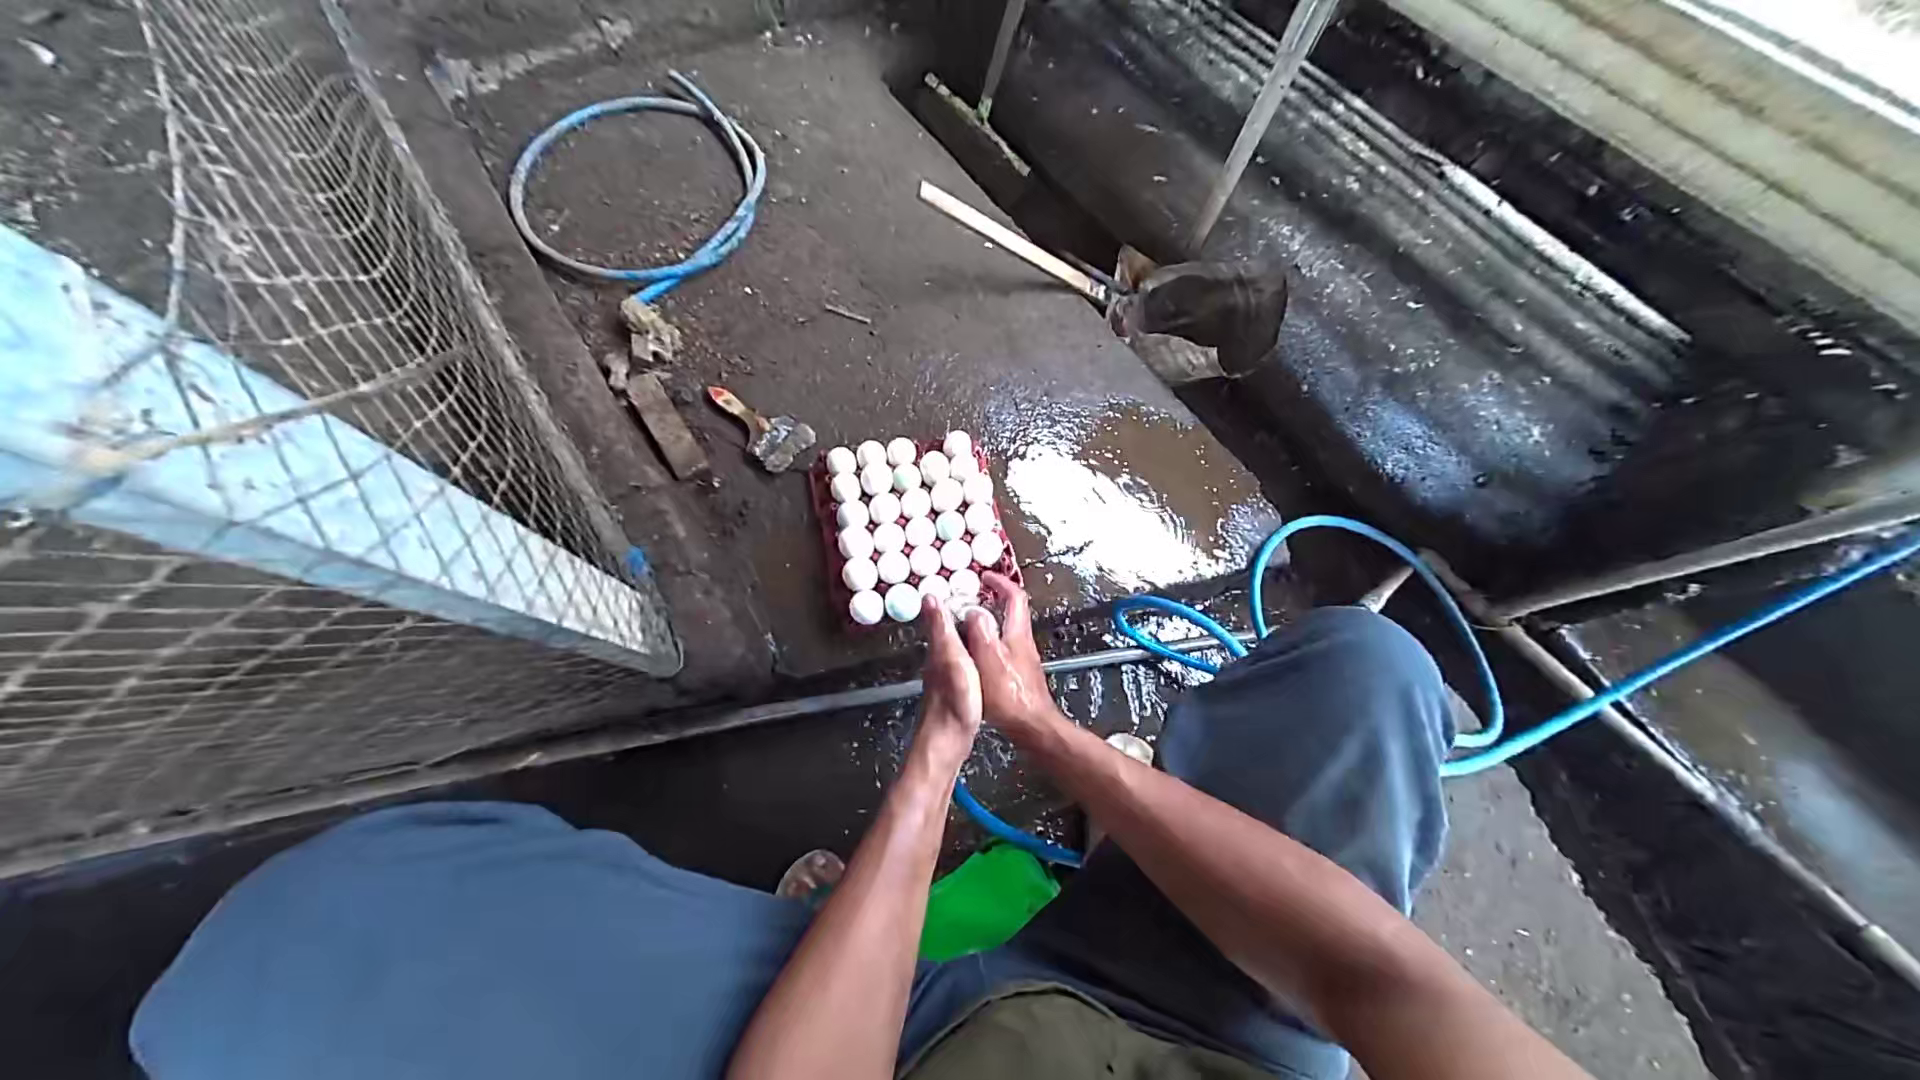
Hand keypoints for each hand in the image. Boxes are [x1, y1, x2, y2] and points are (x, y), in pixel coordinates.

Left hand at [914, 594, 982, 771]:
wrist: (949, 742)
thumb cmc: (955, 700)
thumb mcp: (951, 658)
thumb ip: (941, 629)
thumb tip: (929, 595)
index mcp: (938, 650)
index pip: (941, 617)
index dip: (952, 602)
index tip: (966, 586)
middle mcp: (939, 661)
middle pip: (949, 631)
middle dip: (961, 616)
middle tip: (980, 601)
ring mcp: (947, 677)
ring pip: (956, 648)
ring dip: (966, 635)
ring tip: (984, 624)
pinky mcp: (956, 692)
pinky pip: (964, 664)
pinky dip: (972, 654)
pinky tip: (981, 657)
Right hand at [961, 572, 1067, 742]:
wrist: (1032, 727)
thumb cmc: (1011, 697)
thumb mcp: (989, 659)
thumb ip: (981, 633)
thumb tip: (974, 610)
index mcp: (1017, 634)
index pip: (1014, 597)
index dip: (1001, 583)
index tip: (985, 577)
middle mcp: (1022, 642)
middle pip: (1011, 611)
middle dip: (993, 599)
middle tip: (972, 596)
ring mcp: (1022, 658)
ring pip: (1006, 629)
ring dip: (988, 621)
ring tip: (966, 622)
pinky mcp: (1017, 674)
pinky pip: (1001, 647)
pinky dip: (987, 641)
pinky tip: (973, 653)